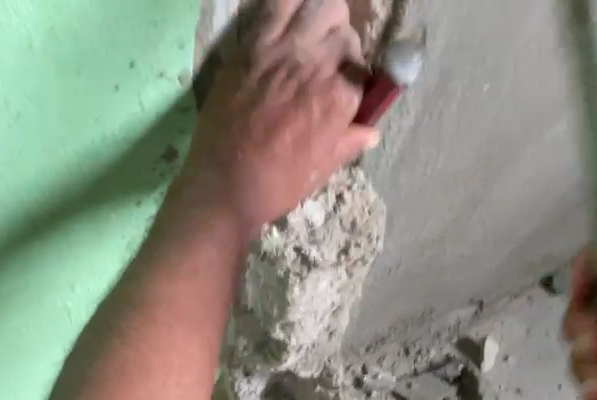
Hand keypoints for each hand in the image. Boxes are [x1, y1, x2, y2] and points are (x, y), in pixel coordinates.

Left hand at [176, 0, 380, 236]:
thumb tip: (372, 131)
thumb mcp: (321, 171)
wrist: (224, 184)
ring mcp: (284, 50)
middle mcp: (318, 66)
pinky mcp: (254, 43)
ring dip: (323, 18)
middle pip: (345, 33)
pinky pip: (280, 3)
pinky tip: (290, 18)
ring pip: (322, 6)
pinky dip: (291, 4)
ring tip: (312, 36)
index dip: (355, 79)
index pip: (363, 70)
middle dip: (341, 47)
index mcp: (339, 100)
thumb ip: (348, 143)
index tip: (344, 88)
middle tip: (326, 63)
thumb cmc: (275, 185)